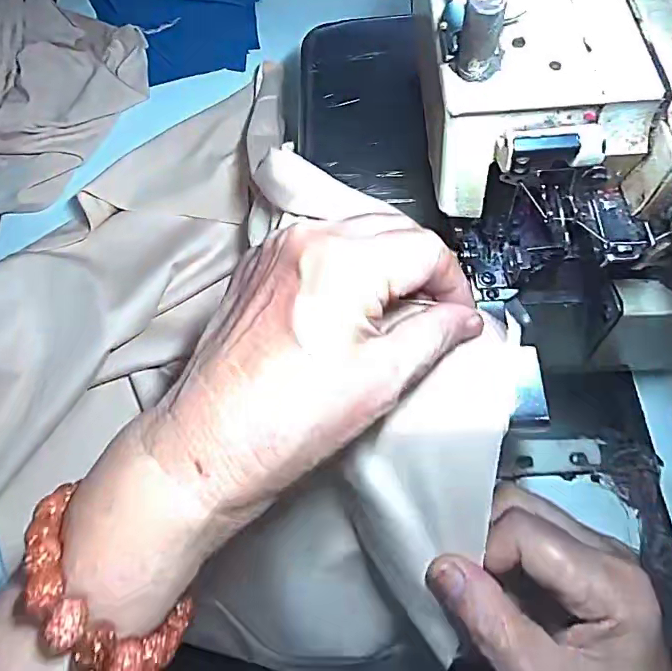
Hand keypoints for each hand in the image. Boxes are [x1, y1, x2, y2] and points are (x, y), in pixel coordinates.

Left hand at [144, 213, 486, 521]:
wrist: (208, 442)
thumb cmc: (278, 422)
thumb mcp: (380, 380)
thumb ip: (434, 335)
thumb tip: (463, 319)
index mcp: (340, 260)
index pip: (426, 247)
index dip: (454, 283)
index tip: (459, 314)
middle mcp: (306, 239)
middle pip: (395, 229)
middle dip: (425, 269)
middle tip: (437, 314)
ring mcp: (279, 247)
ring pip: (359, 229)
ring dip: (388, 261)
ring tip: (395, 312)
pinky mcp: (262, 262)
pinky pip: (323, 242)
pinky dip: (350, 262)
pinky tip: (353, 303)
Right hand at [428, 485, 669, 670]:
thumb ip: (493, 624)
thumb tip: (442, 567)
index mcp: (612, 580)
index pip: (521, 528)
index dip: (484, 556)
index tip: (468, 598)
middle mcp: (610, 552)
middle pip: (523, 506)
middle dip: (484, 539)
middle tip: (469, 588)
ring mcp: (600, 554)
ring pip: (525, 512)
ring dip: (493, 546)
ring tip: (487, 594)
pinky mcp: (588, 563)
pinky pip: (534, 534)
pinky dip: (508, 557)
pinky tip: (504, 595)